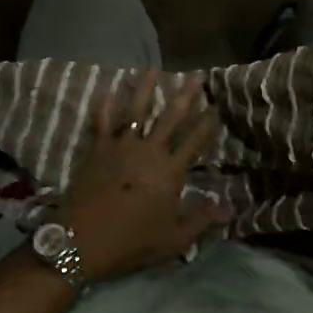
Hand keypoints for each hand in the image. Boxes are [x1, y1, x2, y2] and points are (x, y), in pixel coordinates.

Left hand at [61, 72, 224, 282]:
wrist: (83, 240)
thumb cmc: (132, 242)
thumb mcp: (174, 239)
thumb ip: (201, 220)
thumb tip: (229, 208)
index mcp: (170, 172)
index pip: (195, 142)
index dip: (207, 125)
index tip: (216, 108)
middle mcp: (148, 152)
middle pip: (170, 118)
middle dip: (185, 97)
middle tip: (195, 77)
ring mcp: (120, 147)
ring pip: (136, 111)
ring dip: (145, 89)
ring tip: (152, 70)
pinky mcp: (97, 149)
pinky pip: (103, 122)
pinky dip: (106, 106)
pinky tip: (109, 91)